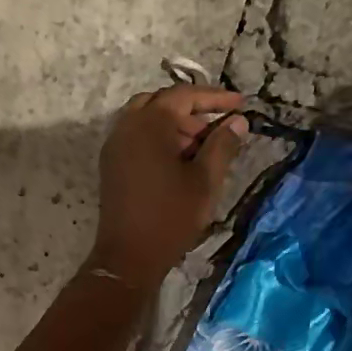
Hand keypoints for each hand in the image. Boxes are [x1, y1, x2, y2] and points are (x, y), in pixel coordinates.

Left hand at [88, 84, 248, 284]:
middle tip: (218, 129)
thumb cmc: (170, 216)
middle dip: (191, 110)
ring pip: (145, 119)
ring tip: (201, 148)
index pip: (183, 95)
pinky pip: (135, 136)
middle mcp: (126, 127)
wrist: (128, 255)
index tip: (241, 103)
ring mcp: (114, 145)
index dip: (214, 97)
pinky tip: (179, 160)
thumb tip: (238, 121)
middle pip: (161, 102)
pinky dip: (157, 138)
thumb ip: (222, 145)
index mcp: (148, 124)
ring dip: (174, 125)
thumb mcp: (205, 180)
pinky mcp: (110, 164)